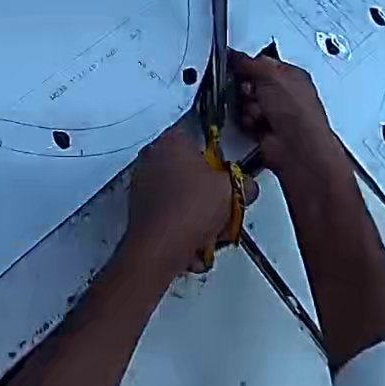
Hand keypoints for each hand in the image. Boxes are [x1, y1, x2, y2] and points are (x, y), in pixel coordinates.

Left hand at [124, 125, 237, 275]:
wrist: (160, 245)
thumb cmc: (192, 208)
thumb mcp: (232, 191)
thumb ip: (243, 182)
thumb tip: (247, 185)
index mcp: (172, 140)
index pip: (199, 142)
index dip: (216, 164)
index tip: (225, 182)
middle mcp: (152, 154)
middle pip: (188, 170)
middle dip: (206, 192)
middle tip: (220, 210)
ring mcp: (141, 179)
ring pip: (179, 193)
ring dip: (196, 212)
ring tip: (208, 231)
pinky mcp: (137, 204)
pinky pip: (167, 210)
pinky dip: (179, 223)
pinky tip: (192, 240)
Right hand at [231, 49, 347, 180]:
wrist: (297, 146)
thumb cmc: (297, 111)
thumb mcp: (269, 74)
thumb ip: (249, 62)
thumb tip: (234, 56)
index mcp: (291, 76)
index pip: (263, 63)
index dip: (248, 64)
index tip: (236, 64)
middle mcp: (285, 95)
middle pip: (251, 84)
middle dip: (247, 88)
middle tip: (251, 91)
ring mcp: (275, 114)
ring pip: (246, 102)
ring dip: (248, 107)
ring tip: (259, 112)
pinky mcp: (265, 130)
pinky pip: (245, 119)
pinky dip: (248, 121)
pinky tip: (257, 123)